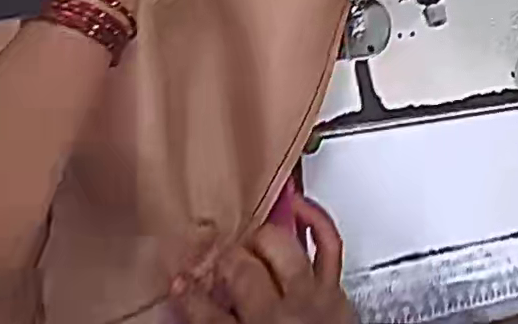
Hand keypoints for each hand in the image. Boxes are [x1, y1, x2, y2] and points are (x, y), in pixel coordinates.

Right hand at [173, 197, 355, 323]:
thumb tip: (193, 314)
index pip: (205, 315)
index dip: (188, 294)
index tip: (179, 281)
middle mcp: (277, 319)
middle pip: (242, 272)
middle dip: (224, 261)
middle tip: (215, 257)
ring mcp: (311, 301)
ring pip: (281, 248)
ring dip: (261, 240)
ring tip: (250, 241)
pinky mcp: (337, 293)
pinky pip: (329, 244)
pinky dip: (316, 219)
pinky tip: (300, 204)